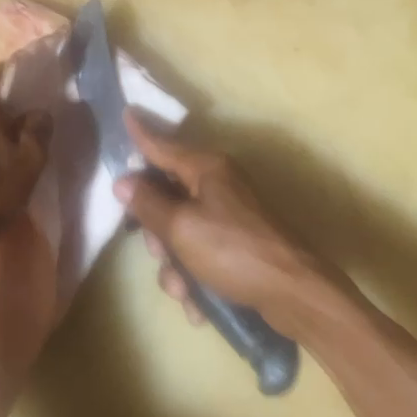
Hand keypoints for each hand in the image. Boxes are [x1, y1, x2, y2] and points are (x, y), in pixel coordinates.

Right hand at [112, 113, 331, 332]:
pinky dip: (196, 280)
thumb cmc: (233, 251)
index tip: (125, 111)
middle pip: (167, 197)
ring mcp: (228, 216)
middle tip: (159, 251)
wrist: (293, 294)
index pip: (162, 145)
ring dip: (176, 266)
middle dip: (157, 231)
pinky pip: (200, 257)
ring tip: (185, 290)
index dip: (141, 134)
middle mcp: (217, 185)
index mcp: (206, 168)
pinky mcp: (236, 246)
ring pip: (180, 233)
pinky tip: (201, 305)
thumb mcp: (181, 228)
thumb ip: (148, 204)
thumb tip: (123, 181)